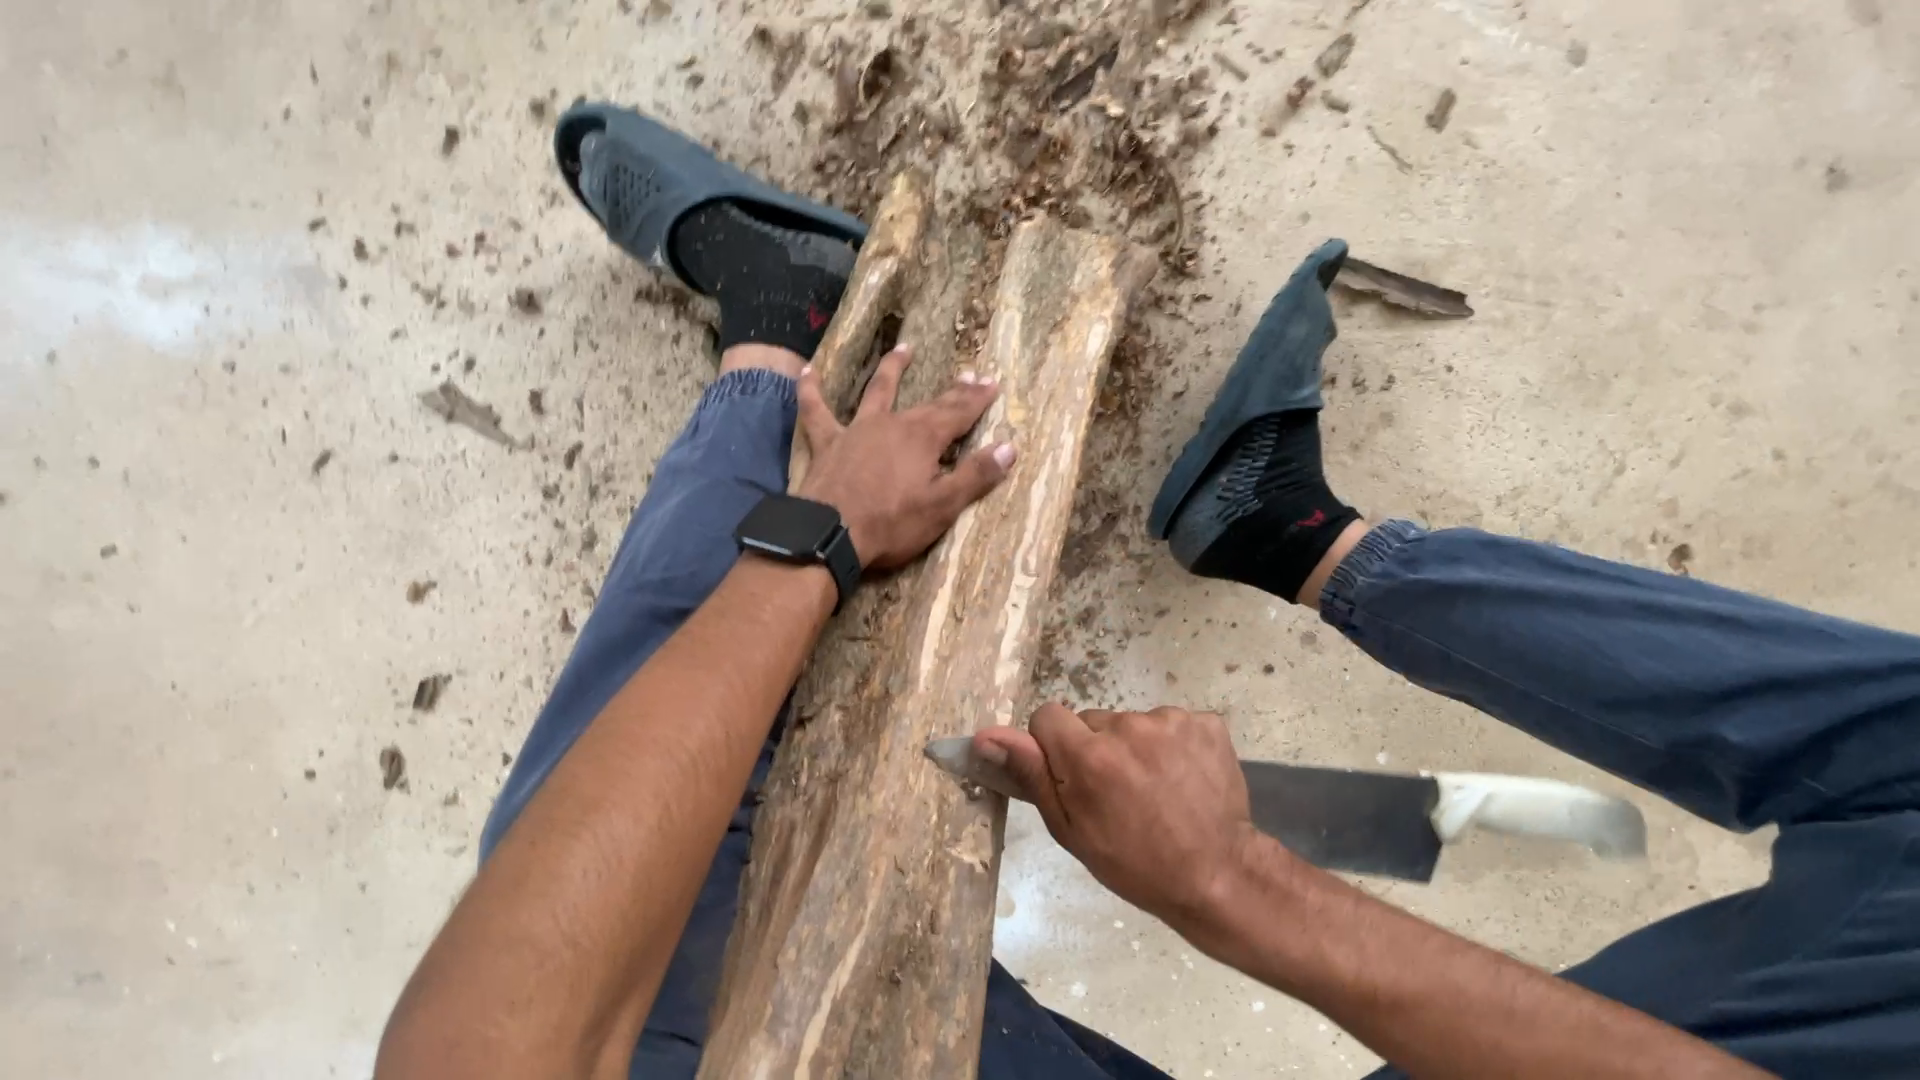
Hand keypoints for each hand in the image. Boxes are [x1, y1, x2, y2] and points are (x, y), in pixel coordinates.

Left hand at [796, 345, 1015, 569]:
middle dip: (952, 390)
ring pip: (876, 392)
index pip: (959, 413)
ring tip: (903, 348)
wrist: (829, 534)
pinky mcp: (827, 444)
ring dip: (891, 369)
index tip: (993, 382)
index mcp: (923, 439)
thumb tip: (1009, 448)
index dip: (977, 399)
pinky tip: (807, 371)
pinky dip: (811, 390)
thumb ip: (975, 475)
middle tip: (969, 373)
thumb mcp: (942, 506)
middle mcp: (892, 424)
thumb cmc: (891, 524)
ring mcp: (857, 430)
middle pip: (928, 403)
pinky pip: (816, 410)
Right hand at [975, 705, 1259, 928]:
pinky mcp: (1206, 722)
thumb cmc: (1134, 863)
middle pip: (1092, 721)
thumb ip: (1030, 774)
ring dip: (1136, 747)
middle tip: (1118, 792)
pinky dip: (1173, 745)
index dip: (1054, 746)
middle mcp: (1128, 726)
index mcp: (1089, 755)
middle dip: (1096, 748)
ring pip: (1132, 722)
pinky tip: (1184, 780)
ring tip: (1155, 790)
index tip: (1072, 777)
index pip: (1047, 716)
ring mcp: (1172, 721)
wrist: (1218, 877)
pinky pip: (1171, 724)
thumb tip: (985, 736)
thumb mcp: (1070, 829)